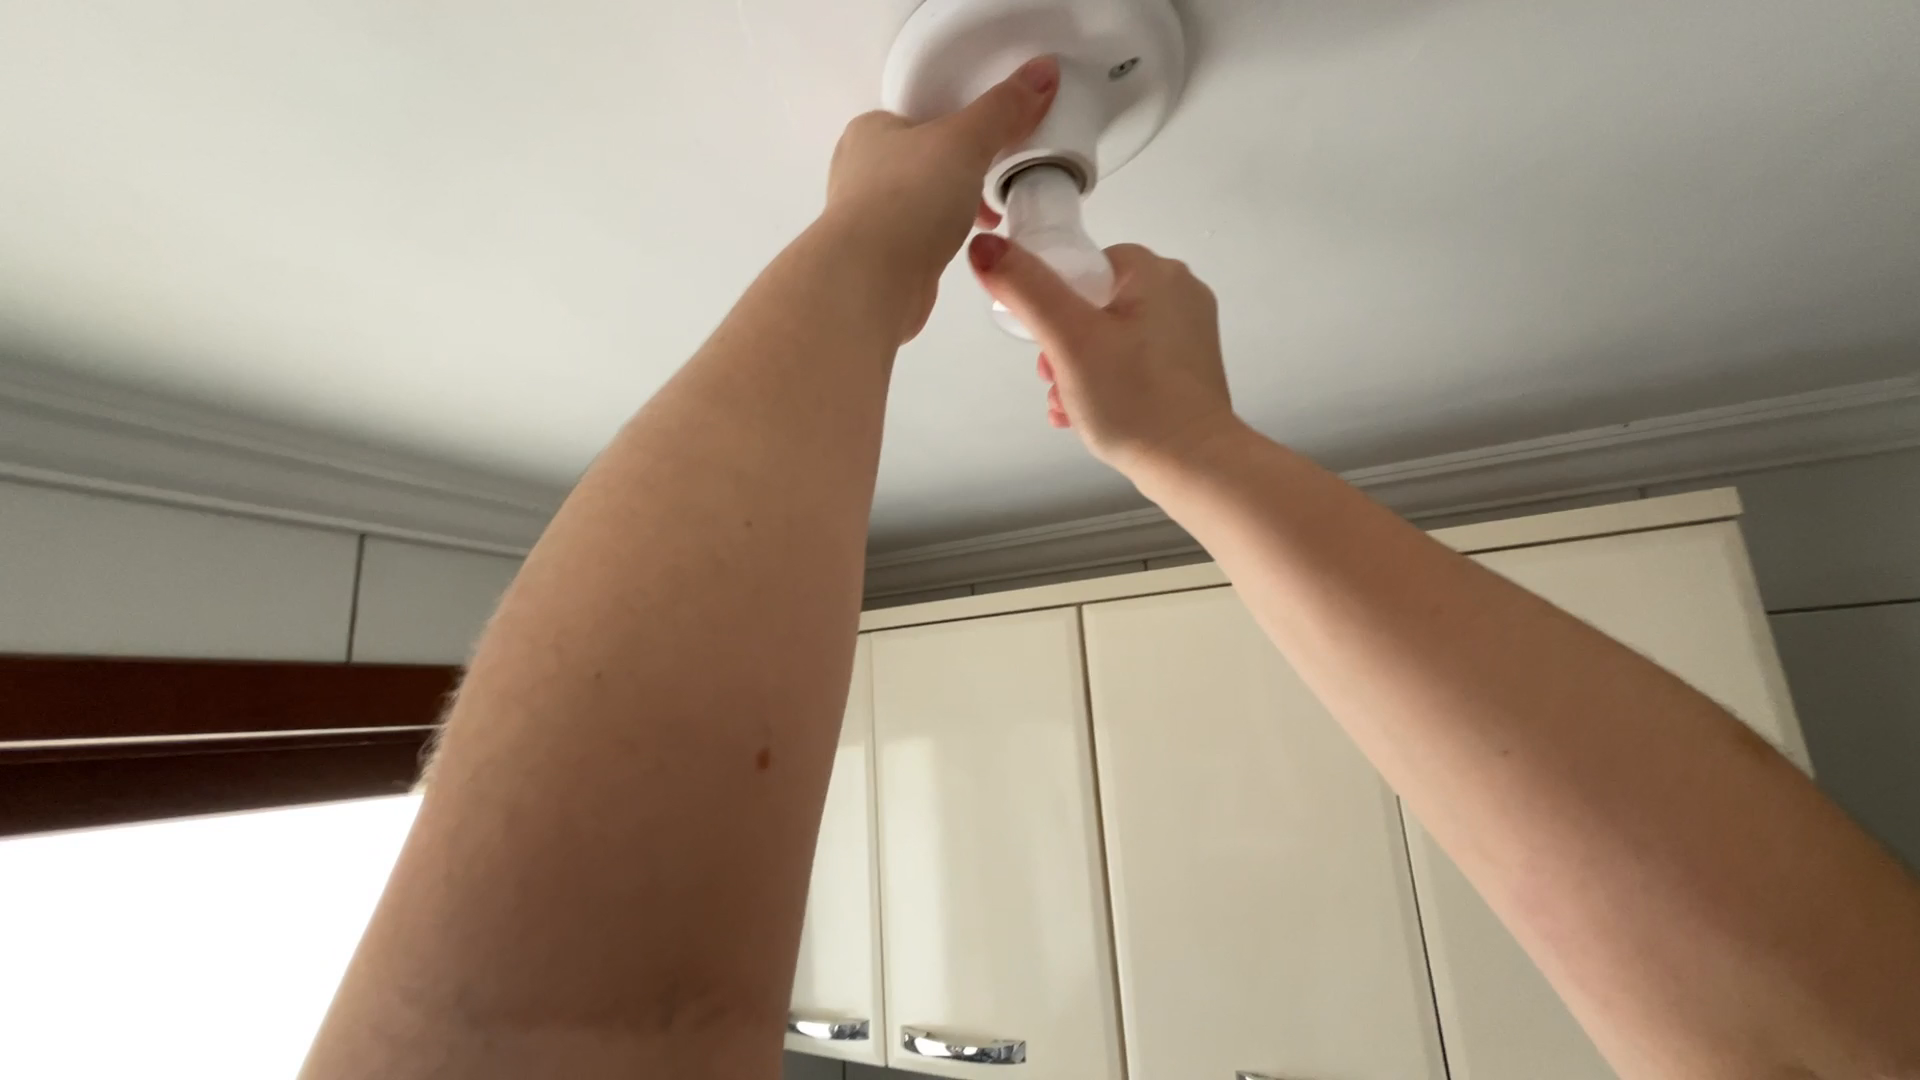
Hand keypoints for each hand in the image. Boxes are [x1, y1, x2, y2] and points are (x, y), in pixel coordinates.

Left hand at [823, 56, 1058, 341]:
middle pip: (920, 165)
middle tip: (988, 184)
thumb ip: (1003, 110)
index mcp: (869, 132)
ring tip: (980, 222)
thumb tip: (1040, 75)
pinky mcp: (877, 262)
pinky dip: (937, 245)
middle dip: (956, 176)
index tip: (985, 143)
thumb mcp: (966, 141)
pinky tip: (955, 252)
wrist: (873, 282)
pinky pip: (915, 244)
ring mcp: (865, 222)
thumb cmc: (904, 203)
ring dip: (948, 213)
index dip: (954, 128)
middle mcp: (859, 175)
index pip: (917, 118)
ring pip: (917, 207)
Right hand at [967, 235, 1237, 475]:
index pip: (1087, 266)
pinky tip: (1084, 415)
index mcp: (1156, 273)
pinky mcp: (1189, 372)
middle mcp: (1181, 295)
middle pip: (1096, 305)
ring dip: (1076, 370)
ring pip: (1111, 339)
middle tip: (1051, 380)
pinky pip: (1133, 365)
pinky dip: (1104, 384)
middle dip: (1061, 345)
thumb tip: (984, 246)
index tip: (1043, 342)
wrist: (1191, 464)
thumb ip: (1025, 288)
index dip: (1053, 300)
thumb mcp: (1068, 339)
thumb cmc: (1132, 397)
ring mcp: (1189, 336)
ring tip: (1064, 405)